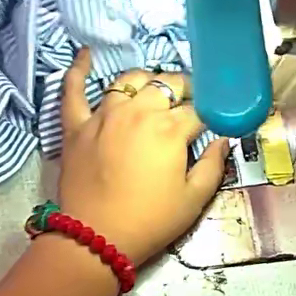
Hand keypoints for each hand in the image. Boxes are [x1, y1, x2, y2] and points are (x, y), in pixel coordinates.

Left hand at [56, 47, 228, 266]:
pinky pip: (73, 90)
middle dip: (182, 91)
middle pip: (165, 86)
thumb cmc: (150, 221)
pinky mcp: (76, 126)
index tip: (213, 122)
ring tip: (153, 91)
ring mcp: (103, 115)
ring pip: (128, 81)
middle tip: (188, 105)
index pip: (197, 110)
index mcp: (170, 129)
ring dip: (145, 82)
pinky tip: (86, 56)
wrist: (96, 238)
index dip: (209, 115)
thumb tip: (222, 140)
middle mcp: (137, 112)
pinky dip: (79, 70)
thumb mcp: (194, 199)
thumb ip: (213, 165)